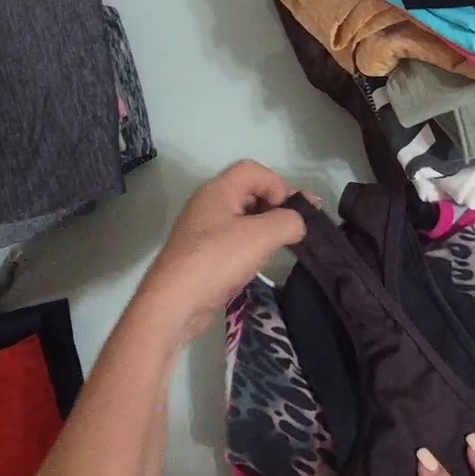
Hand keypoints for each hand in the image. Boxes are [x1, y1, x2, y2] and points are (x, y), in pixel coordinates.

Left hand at [129, 160, 310, 346]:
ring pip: (243, 219)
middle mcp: (207, 205)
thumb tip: (300, 222)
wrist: (174, 304)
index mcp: (217, 191)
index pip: (253, 171)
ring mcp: (203, 231)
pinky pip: (234, 241)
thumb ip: (289, 221)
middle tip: (299, 227)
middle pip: (249, 192)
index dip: (278, 184)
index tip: (294, 212)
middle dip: (276, 205)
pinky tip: (261, 261)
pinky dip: (252, 246)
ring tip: (285, 245)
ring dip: (266, 227)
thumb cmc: (217, 260)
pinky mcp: (203, 255)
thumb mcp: (261, 235)